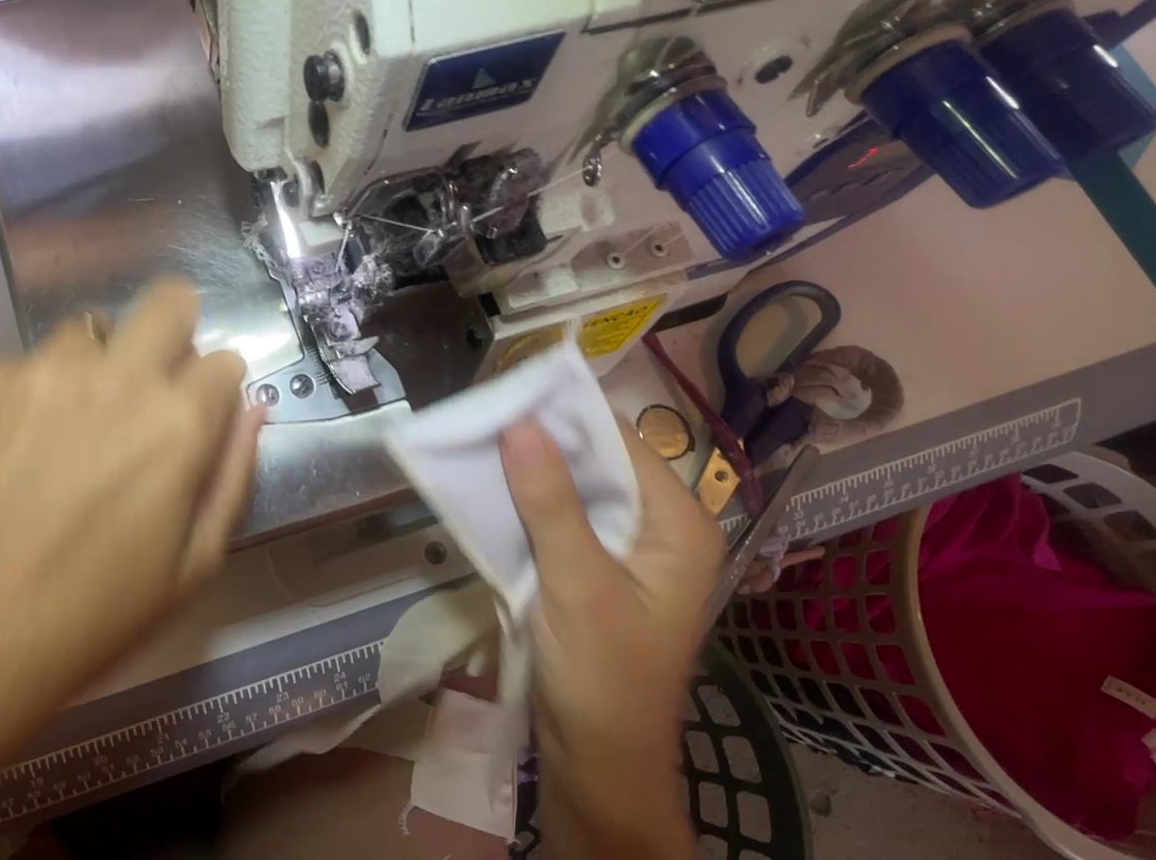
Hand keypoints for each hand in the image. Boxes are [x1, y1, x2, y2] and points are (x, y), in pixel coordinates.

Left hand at [0, 278, 265, 794]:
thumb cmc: (86, 622)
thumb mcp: (189, 570)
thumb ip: (232, 476)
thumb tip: (250, 408)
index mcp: (176, 423)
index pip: (222, 362)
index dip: (212, 390)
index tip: (193, 417)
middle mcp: (111, 377)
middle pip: (166, 302)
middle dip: (172, 329)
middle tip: (146, 382)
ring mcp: (33, 372)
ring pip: (84, 335)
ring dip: (90, 369)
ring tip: (59, 434)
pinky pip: (14, 368)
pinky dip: (21, 399)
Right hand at [502, 422, 720, 854]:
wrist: (596, 763)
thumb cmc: (602, 676)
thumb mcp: (575, 584)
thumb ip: (550, 503)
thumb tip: (520, 422)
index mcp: (679, 526)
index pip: (622, 445)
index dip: (566, 416)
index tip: (506, 392)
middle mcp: (660, 530)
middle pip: (599, 465)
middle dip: (544, 443)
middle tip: (481, 416)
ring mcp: (628, 553)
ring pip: (575, 492)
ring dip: (531, 473)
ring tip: (476, 444)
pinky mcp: (597, 573)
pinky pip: (563, 522)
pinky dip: (529, 506)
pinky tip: (490, 492)